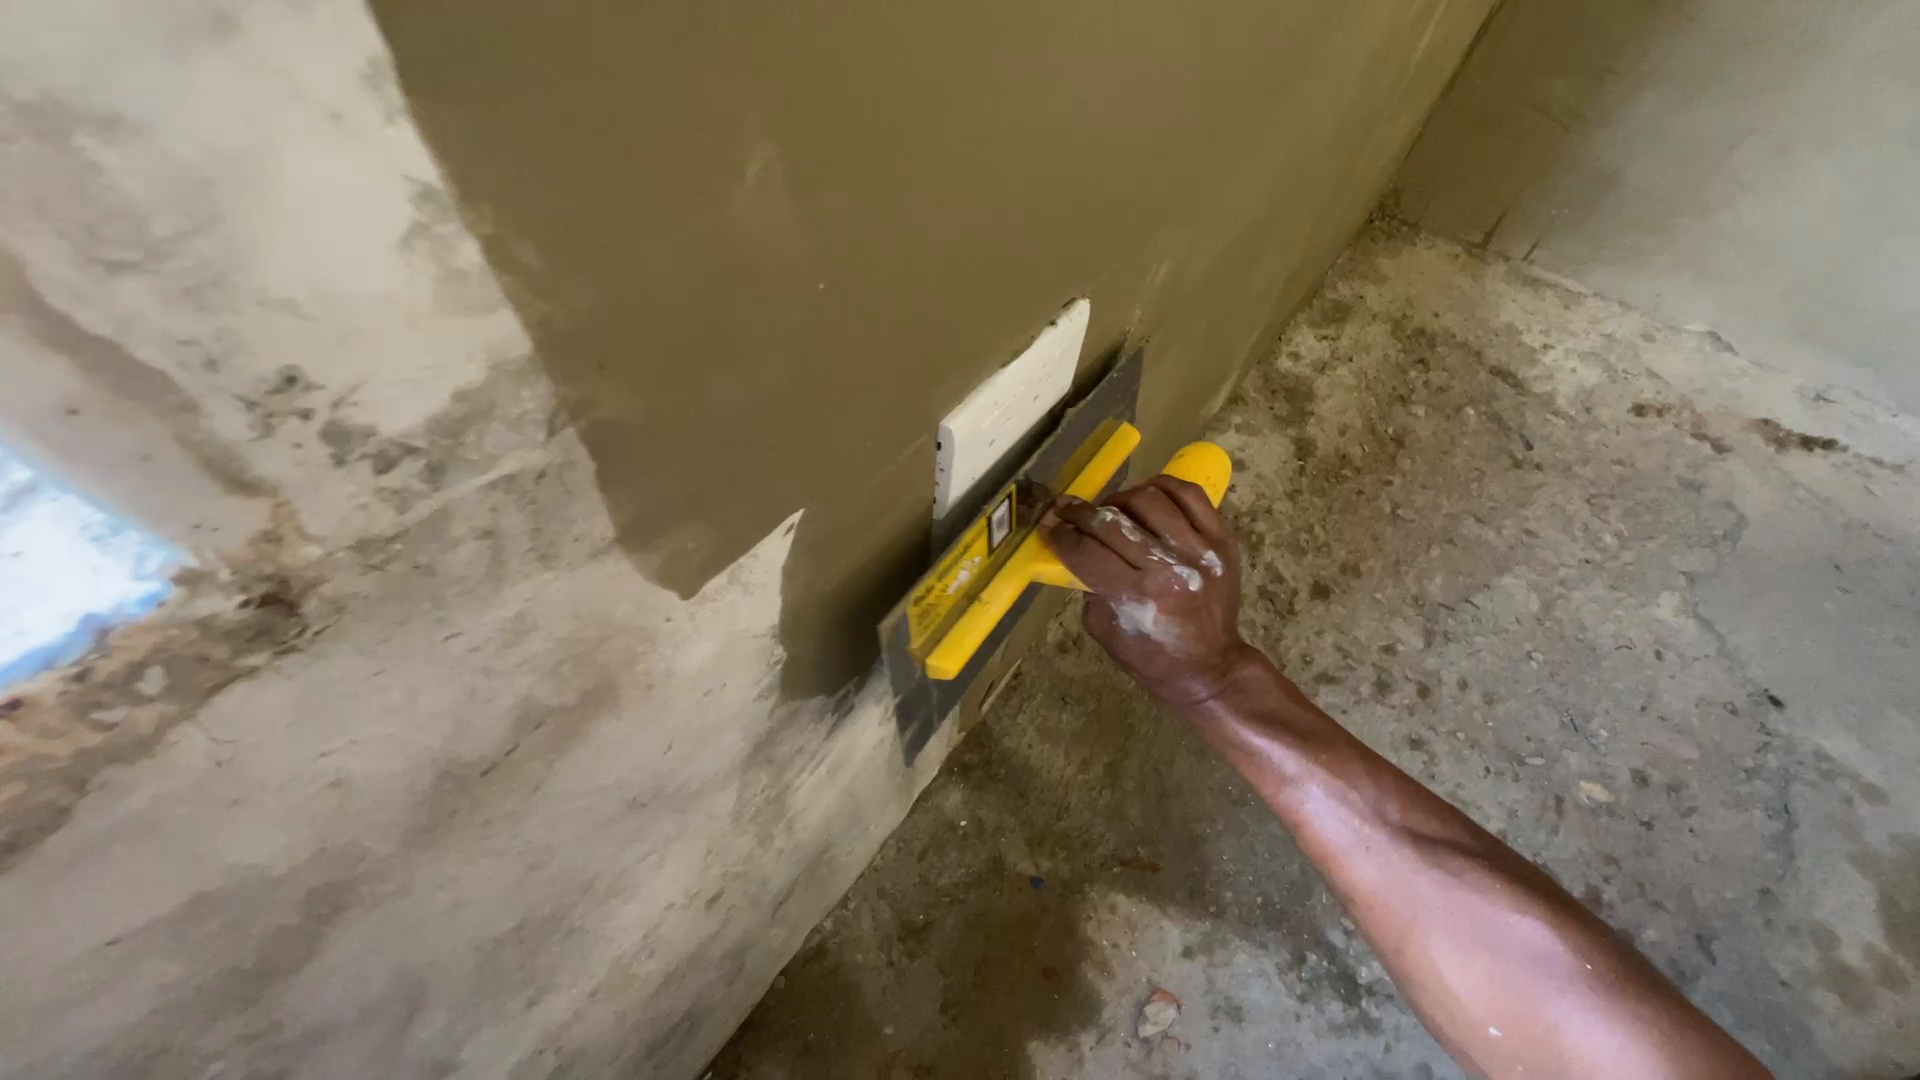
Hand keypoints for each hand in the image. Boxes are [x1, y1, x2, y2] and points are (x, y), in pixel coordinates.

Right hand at [1040, 475, 1253, 706]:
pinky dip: (1161, 486)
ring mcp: (1200, 550)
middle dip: (1080, 513)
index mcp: (1137, 597)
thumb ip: (1089, 585)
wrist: (1208, 667)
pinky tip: (1145, 495)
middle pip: (1112, 523)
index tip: (1048, 524)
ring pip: (1149, 499)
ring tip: (1109, 508)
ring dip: (1119, 498)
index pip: (1087, 551)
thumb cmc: (1149, 656)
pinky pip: (1189, 495)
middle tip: (1066, 509)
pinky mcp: (1222, 539)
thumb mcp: (1103, 628)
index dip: (1061, 534)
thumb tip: (1077, 545)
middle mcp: (1169, 569)